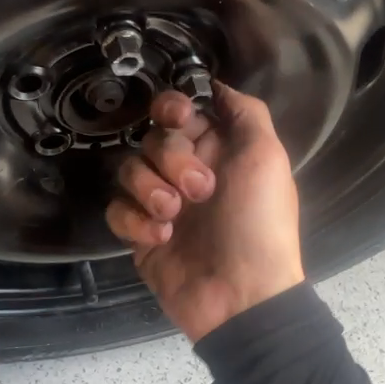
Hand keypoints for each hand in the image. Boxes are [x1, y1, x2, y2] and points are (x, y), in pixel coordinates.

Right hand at [106, 86, 304, 341]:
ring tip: (175, 217)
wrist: (241, 296)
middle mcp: (187, 171)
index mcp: (219, 150)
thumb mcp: (267, 157)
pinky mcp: (140, 233)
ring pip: (129, 170)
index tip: (175, 117)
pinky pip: (117, 210)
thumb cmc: (259, 222)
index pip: (180, 111)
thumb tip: (217, 86)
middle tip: (199, 190)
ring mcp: (162, 203)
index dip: (171, 108)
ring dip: (151, 191)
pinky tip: (161, 239)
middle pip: (153, 139)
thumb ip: (245, 113)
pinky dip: (136, 222)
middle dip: (170, 159)